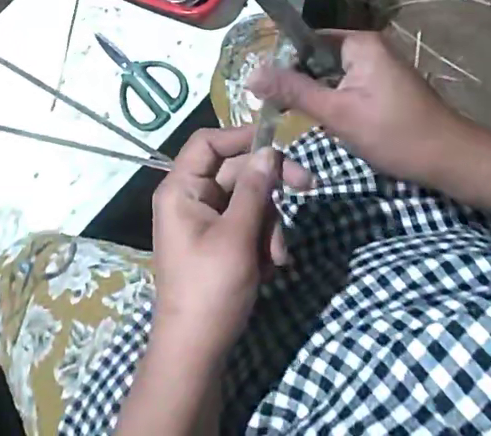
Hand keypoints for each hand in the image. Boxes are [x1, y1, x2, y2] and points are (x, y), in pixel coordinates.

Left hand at [149, 126, 312, 360]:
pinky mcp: (217, 243)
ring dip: (269, 225)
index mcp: (181, 188)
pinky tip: (268, 268)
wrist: (195, 354)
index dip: (241, 136)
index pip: (207, 142)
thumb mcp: (237, 237)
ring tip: (275, 260)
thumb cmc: (210, 290)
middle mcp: (190, 197)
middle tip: (309, 186)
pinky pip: (246, 225)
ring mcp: (203, 221)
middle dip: (269, 191)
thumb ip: (254, 191)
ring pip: (247, 200)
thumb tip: (268, 151)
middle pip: (236, 171)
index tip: (277, 141)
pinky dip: (262, 241)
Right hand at [249, 29, 474, 187]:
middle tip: (275, 107)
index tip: (262, 86)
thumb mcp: (338, 114)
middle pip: (317, 56)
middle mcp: (369, 47)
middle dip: (298, 80)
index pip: (306, 40)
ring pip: (330, 74)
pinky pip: (346, 85)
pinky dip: (333, 101)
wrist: (454, 162)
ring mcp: (378, 66)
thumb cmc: (395, 135)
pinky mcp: (384, 86)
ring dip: (314, 93)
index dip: (283, 61)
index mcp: (359, 43)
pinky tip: (324, 122)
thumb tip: (252, 74)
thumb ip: (294, 91)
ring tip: (293, 116)